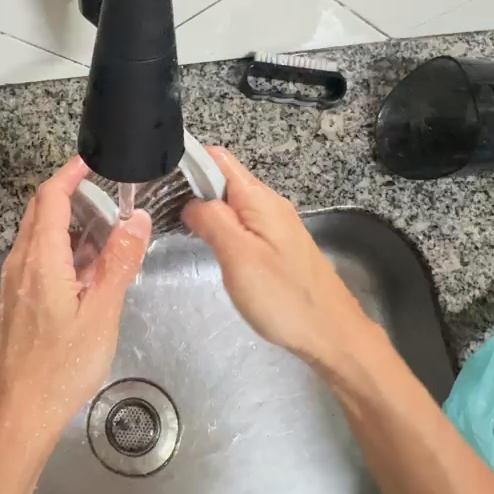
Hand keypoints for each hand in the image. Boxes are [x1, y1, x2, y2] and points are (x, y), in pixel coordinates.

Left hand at [0, 156, 152, 463]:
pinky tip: (91, 268)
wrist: (17, 413)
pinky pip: (40, 259)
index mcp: (39, 259)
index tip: (94, 160)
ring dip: (71, 224)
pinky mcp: (18, 301)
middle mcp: (20, 264)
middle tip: (111, 194)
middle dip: (74, 195)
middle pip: (42, 212)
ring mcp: (16, 283)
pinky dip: (65, 249)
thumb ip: (119, 263)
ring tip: (109, 229)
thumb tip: (137, 220)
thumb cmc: (59, 367)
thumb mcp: (100, 313)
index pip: (50, 198)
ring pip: (40, 237)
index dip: (71, 173)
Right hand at [182, 147, 387, 375]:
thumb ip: (212, 221)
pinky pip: (243, 223)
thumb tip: (191, 202)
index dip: (187, 162)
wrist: (333, 335)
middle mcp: (269, 204)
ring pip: (232, 203)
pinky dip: (221, 227)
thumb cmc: (284, 298)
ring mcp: (276, 225)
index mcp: (259, 199)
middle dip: (192, 188)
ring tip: (178, 227)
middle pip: (223, 178)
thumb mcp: (239, 257)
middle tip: (161, 210)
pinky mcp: (278, 245)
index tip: (160, 181)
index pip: (217, 158)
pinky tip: (208, 245)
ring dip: (205, 210)